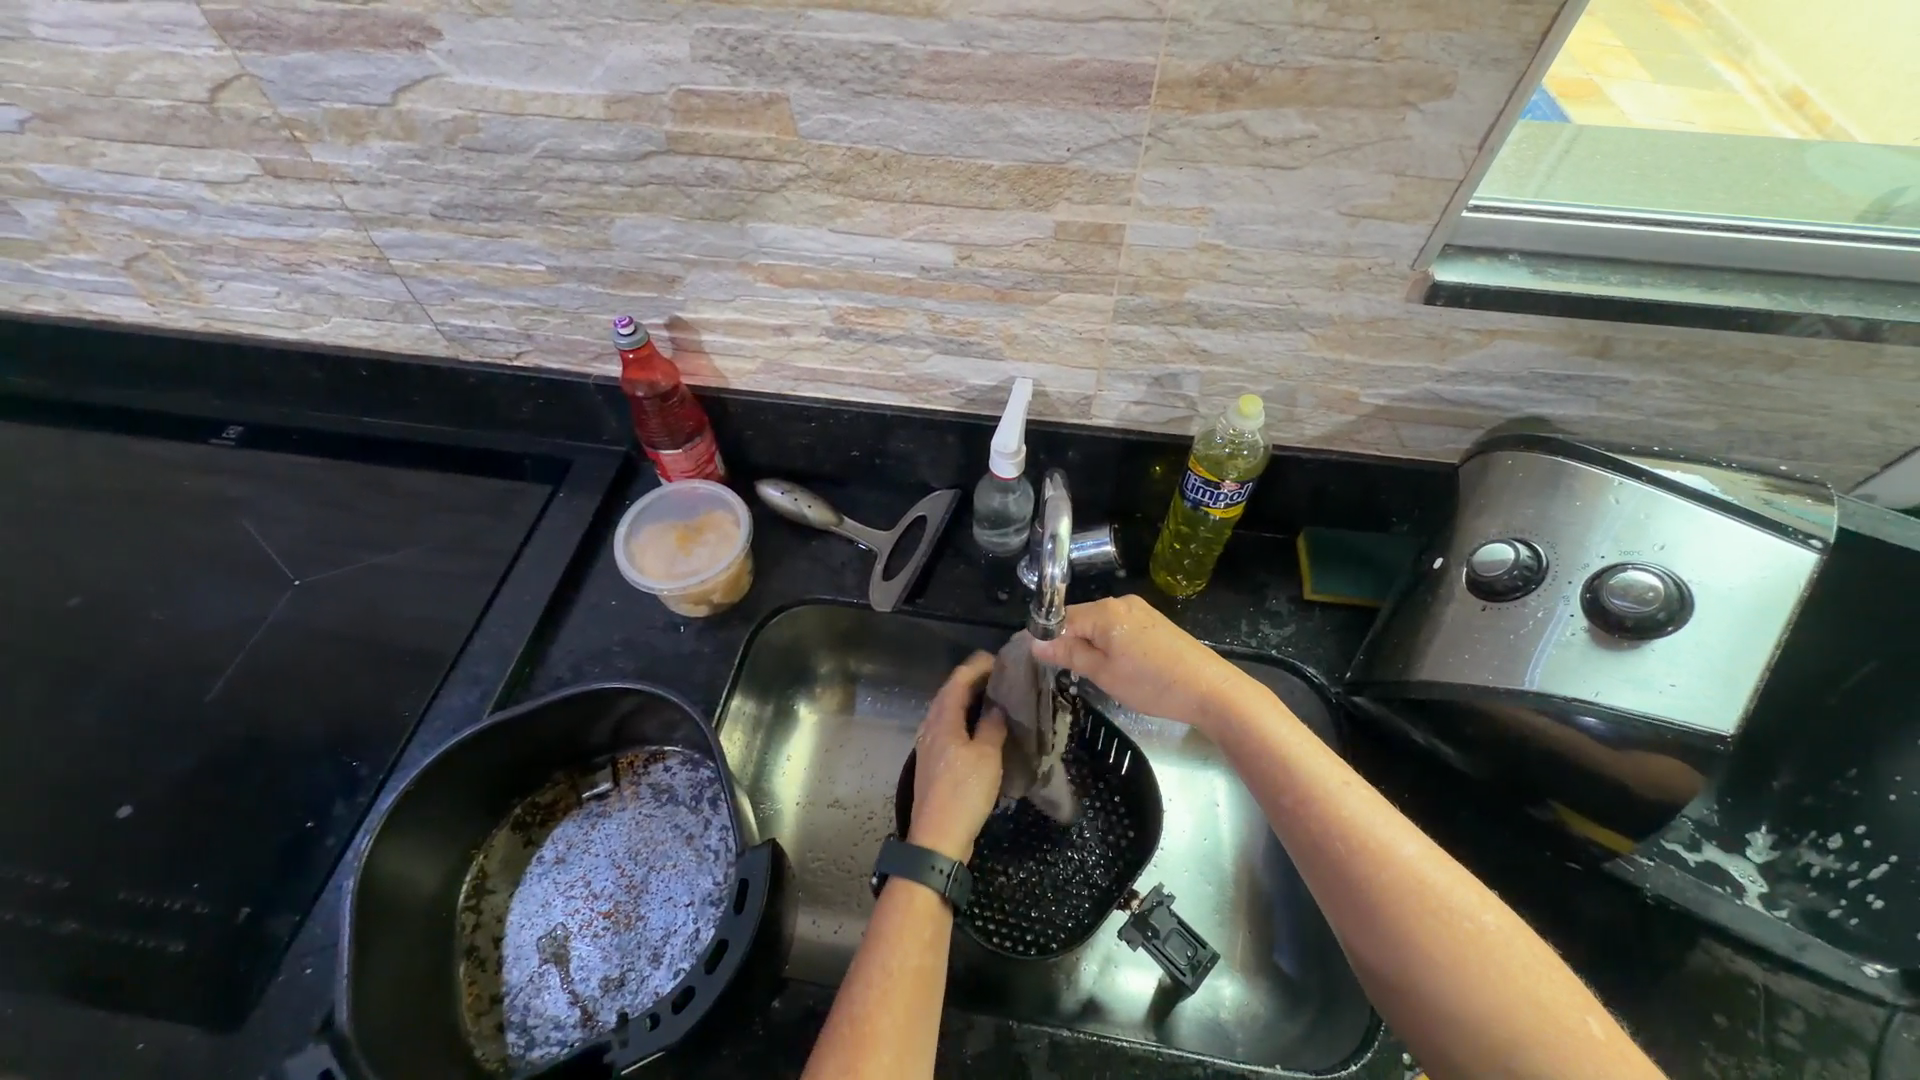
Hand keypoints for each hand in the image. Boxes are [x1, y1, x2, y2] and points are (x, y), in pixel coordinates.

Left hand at [908, 653, 1007, 862]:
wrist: (938, 837)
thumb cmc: (964, 792)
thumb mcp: (987, 756)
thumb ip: (992, 726)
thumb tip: (996, 706)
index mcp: (943, 720)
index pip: (958, 681)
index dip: (976, 666)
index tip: (997, 659)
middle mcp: (931, 727)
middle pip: (949, 694)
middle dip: (971, 680)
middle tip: (998, 675)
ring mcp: (928, 745)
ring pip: (946, 711)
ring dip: (966, 700)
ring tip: (991, 697)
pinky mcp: (932, 762)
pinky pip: (947, 728)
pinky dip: (963, 718)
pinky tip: (977, 727)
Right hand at [1029, 595, 1259, 733]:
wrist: (1210, 689)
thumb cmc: (1152, 684)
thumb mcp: (1103, 674)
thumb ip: (1069, 655)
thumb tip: (1035, 642)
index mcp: (1104, 610)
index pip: (1061, 617)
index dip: (1047, 638)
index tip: (1040, 662)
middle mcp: (1121, 602)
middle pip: (1080, 618)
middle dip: (1071, 642)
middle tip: (1071, 674)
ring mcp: (1140, 611)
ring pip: (1101, 624)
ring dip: (1092, 645)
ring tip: (1097, 675)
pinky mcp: (1154, 622)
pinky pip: (1119, 628)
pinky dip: (1112, 644)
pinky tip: (1121, 667)